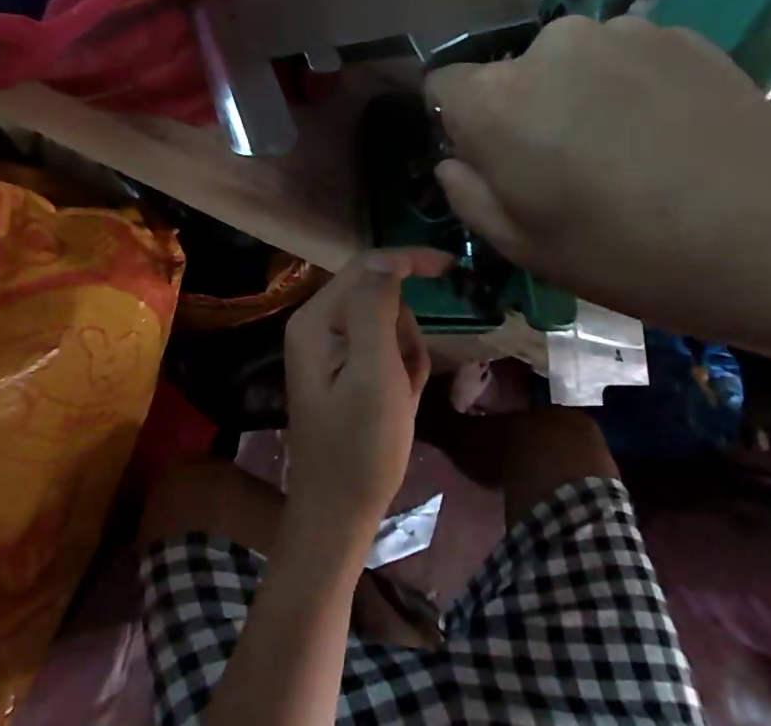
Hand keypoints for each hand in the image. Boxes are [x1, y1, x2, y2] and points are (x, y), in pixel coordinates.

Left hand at [283, 249, 452, 534]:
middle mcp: (319, 326)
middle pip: (381, 295)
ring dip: (407, 353)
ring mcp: (331, 349)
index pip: (368, 266)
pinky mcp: (346, 369)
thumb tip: (385, 260)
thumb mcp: (374, 374)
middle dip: (406, 329)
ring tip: (402, 394)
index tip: (452, 267)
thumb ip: (376, 310)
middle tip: (406, 373)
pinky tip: (398, 401)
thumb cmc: (360, 446)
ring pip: (391, 323)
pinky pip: (387, 349)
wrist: (340, 511)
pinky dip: (402, 370)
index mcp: (318, 321)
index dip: (410, 260)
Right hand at [425, 15, 770, 331]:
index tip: (499, 162)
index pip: (444, 87)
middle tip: (576, 168)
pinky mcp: (678, 30)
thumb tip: (457, 160)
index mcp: (498, 101)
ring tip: (634, 151)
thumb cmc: (631, 256)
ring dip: (584, 96)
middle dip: (529, 113)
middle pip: (515, 75)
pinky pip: (629, 57)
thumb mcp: (529, 250)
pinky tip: (675, 133)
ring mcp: (620, 30)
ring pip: (574, 63)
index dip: (464, 126)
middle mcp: (550, 45)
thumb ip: (472, 196)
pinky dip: (635, 87)